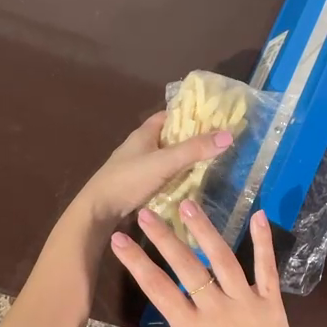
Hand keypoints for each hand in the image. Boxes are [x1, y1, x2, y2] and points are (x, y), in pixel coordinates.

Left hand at [72, 113, 232, 226]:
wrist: (98, 212)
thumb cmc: (128, 180)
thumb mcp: (164, 163)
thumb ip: (194, 150)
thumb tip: (228, 135)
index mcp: (144, 134)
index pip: (169, 115)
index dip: (189, 114)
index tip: (213, 117)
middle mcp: (140, 147)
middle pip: (170, 138)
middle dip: (191, 139)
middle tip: (219, 143)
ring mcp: (138, 168)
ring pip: (166, 159)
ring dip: (184, 161)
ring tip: (212, 165)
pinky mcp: (137, 188)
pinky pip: (162, 178)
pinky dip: (176, 179)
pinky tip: (192, 187)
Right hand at [108, 199, 315, 326]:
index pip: (158, 288)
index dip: (136, 262)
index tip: (119, 239)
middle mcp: (216, 309)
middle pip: (187, 267)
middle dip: (164, 238)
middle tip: (147, 212)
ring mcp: (246, 301)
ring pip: (223, 260)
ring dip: (205, 231)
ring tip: (189, 205)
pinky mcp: (270, 299)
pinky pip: (266, 267)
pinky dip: (263, 242)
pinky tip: (257, 215)